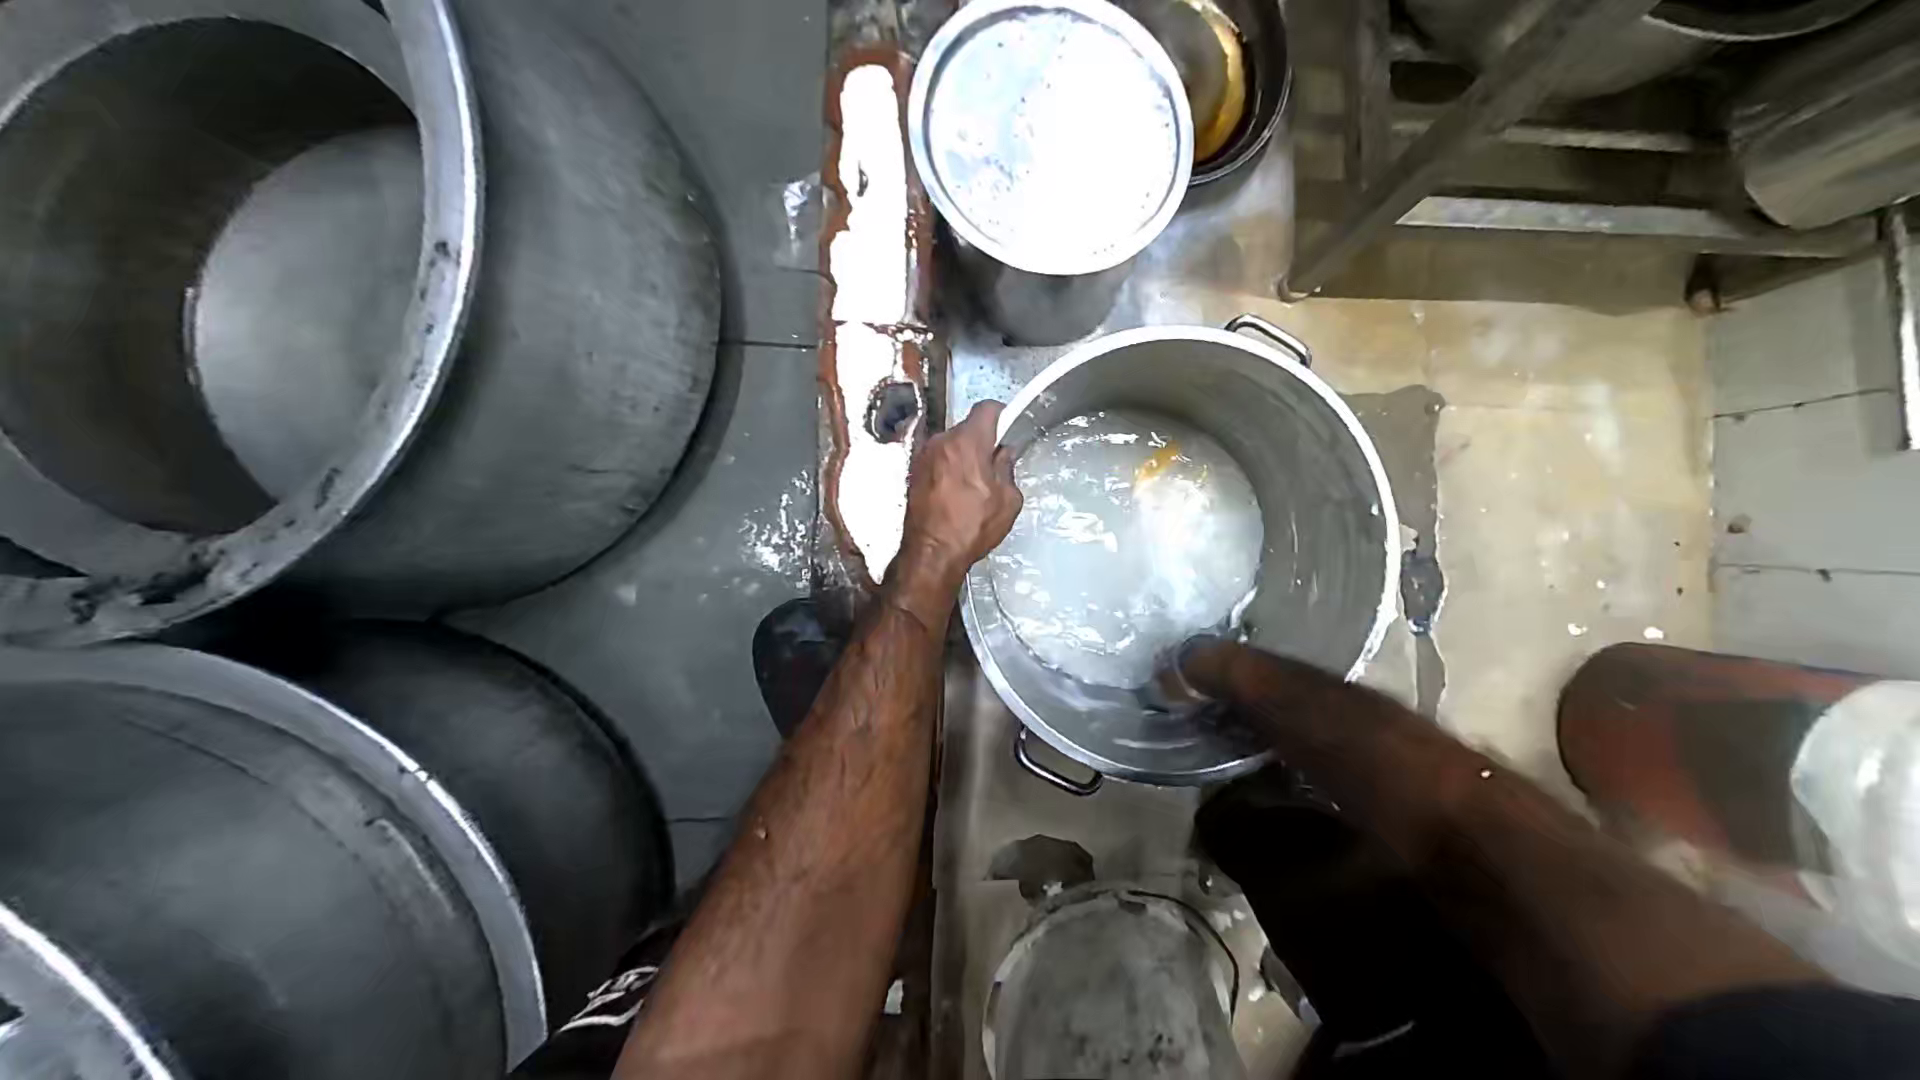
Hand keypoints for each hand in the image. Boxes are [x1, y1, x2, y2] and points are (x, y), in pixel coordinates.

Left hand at [896, 400, 1022, 589]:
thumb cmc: (967, 529)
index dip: (1002, 415)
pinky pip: (938, 461)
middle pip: (967, 428)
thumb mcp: (1007, 500)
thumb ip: (1007, 468)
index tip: (1008, 426)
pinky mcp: (914, 472)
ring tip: (974, 486)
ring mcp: (924, 457)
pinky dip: (948, 470)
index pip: (987, 408)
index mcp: (967, 443)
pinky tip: (957, 494)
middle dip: (983, 442)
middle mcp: (941, 443)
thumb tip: (1004, 455)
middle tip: (995, 465)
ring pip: (951, 445)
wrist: (932, 553)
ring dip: (963, 457)